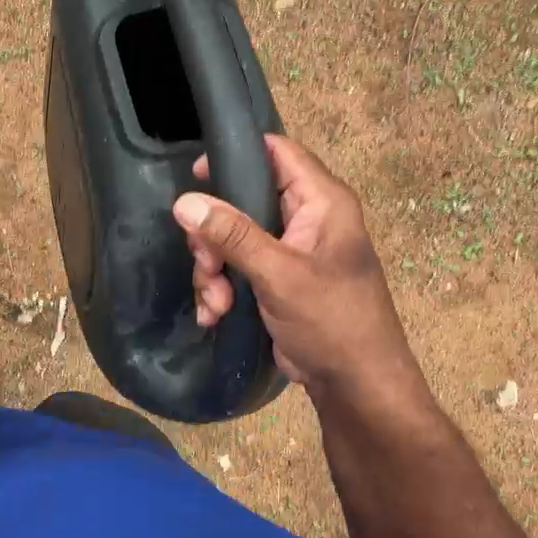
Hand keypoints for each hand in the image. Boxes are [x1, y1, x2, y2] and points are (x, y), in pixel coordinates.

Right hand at [171, 135, 421, 399]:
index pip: (277, 153)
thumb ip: (232, 235)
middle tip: (205, 263)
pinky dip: (220, 291)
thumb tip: (184, 202)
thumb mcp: (279, 273)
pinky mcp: (274, 281)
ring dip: (213, 272)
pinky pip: (234, 271)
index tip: (196, 175)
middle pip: (240, 203)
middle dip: (213, 237)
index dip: (236, 156)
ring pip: (230, 241)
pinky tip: (215, 315)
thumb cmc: (332, 320)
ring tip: (216, 303)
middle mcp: (305, 220)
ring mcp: (288, 252)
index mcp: (321, 203)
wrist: (354, 384)